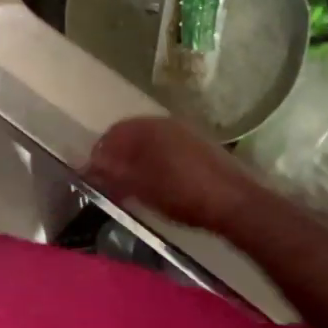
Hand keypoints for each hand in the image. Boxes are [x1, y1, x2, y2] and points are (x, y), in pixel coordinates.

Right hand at [83, 116, 266, 233]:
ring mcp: (187, 134)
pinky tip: (158, 184)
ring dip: (137, 161)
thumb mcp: (139, 186)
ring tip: (132, 186)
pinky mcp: (202, 148)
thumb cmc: (182, 194)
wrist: (237, 204)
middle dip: (118, 157)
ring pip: (151, 143)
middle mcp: (168, 123)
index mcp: (149, 128)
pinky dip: (156, 163)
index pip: (113, 133)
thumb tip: (90, 163)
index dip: (99, 154)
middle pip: (132, 136)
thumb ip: (112, 172)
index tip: (93, 176)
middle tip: (111, 182)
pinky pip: (168, 150)